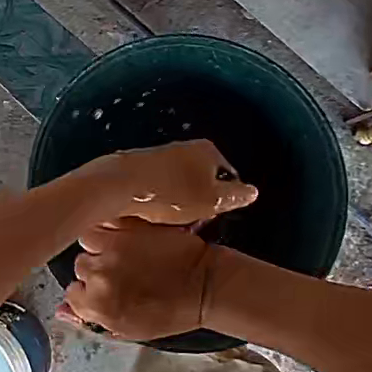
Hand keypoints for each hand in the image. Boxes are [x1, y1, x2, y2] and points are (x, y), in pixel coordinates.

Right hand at [63, 218, 214, 340]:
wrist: (204, 285)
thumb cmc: (173, 312)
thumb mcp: (130, 329)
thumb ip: (93, 319)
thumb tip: (63, 310)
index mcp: (99, 305)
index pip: (73, 293)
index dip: (88, 292)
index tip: (103, 290)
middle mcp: (101, 274)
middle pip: (80, 265)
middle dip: (95, 267)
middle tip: (118, 271)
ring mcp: (113, 246)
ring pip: (88, 239)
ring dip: (100, 244)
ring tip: (120, 249)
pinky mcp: (128, 226)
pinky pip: (105, 220)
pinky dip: (110, 225)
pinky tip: (125, 233)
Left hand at [75, 140, 257, 224]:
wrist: (119, 186)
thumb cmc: (171, 194)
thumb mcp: (211, 201)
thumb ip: (235, 196)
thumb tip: (252, 191)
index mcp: (207, 150)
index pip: (228, 177)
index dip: (224, 200)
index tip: (212, 217)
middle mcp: (185, 147)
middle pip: (202, 180)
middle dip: (199, 203)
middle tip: (191, 224)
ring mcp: (161, 155)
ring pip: (179, 184)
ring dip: (178, 204)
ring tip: (170, 224)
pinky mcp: (139, 166)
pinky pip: (158, 186)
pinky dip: (158, 200)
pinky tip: (151, 216)